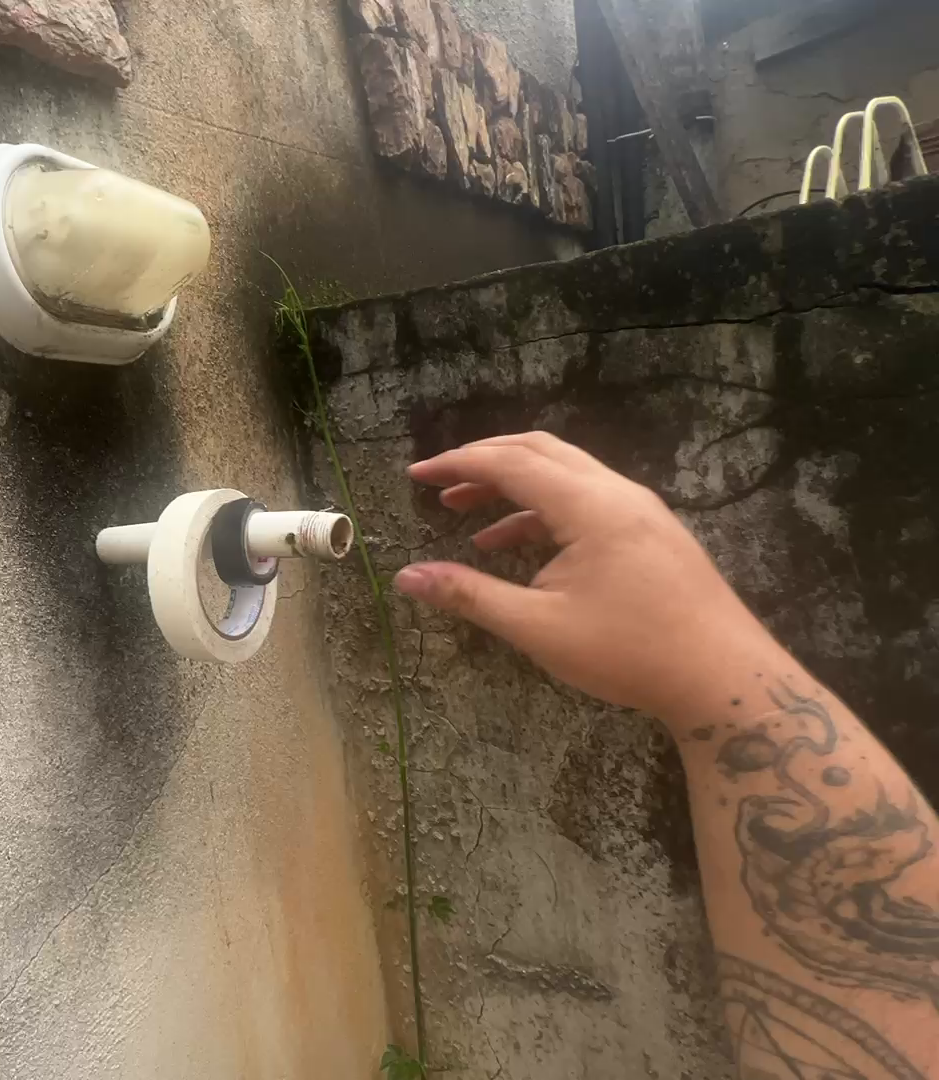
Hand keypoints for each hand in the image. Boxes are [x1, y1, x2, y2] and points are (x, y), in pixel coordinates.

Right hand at [392, 432, 782, 723]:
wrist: (728, 683)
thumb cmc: (629, 653)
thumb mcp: (535, 626)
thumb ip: (466, 594)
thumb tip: (404, 577)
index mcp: (592, 508)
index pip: (512, 464)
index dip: (457, 463)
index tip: (415, 474)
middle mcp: (618, 496)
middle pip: (539, 451)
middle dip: (480, 458)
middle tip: (436, 478)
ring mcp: (638, 512)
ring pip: (561, 472)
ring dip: (506, 482)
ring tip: (459, 506)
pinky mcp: (645, 533)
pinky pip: (579, 499)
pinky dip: (532, 508)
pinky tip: (502, 542)